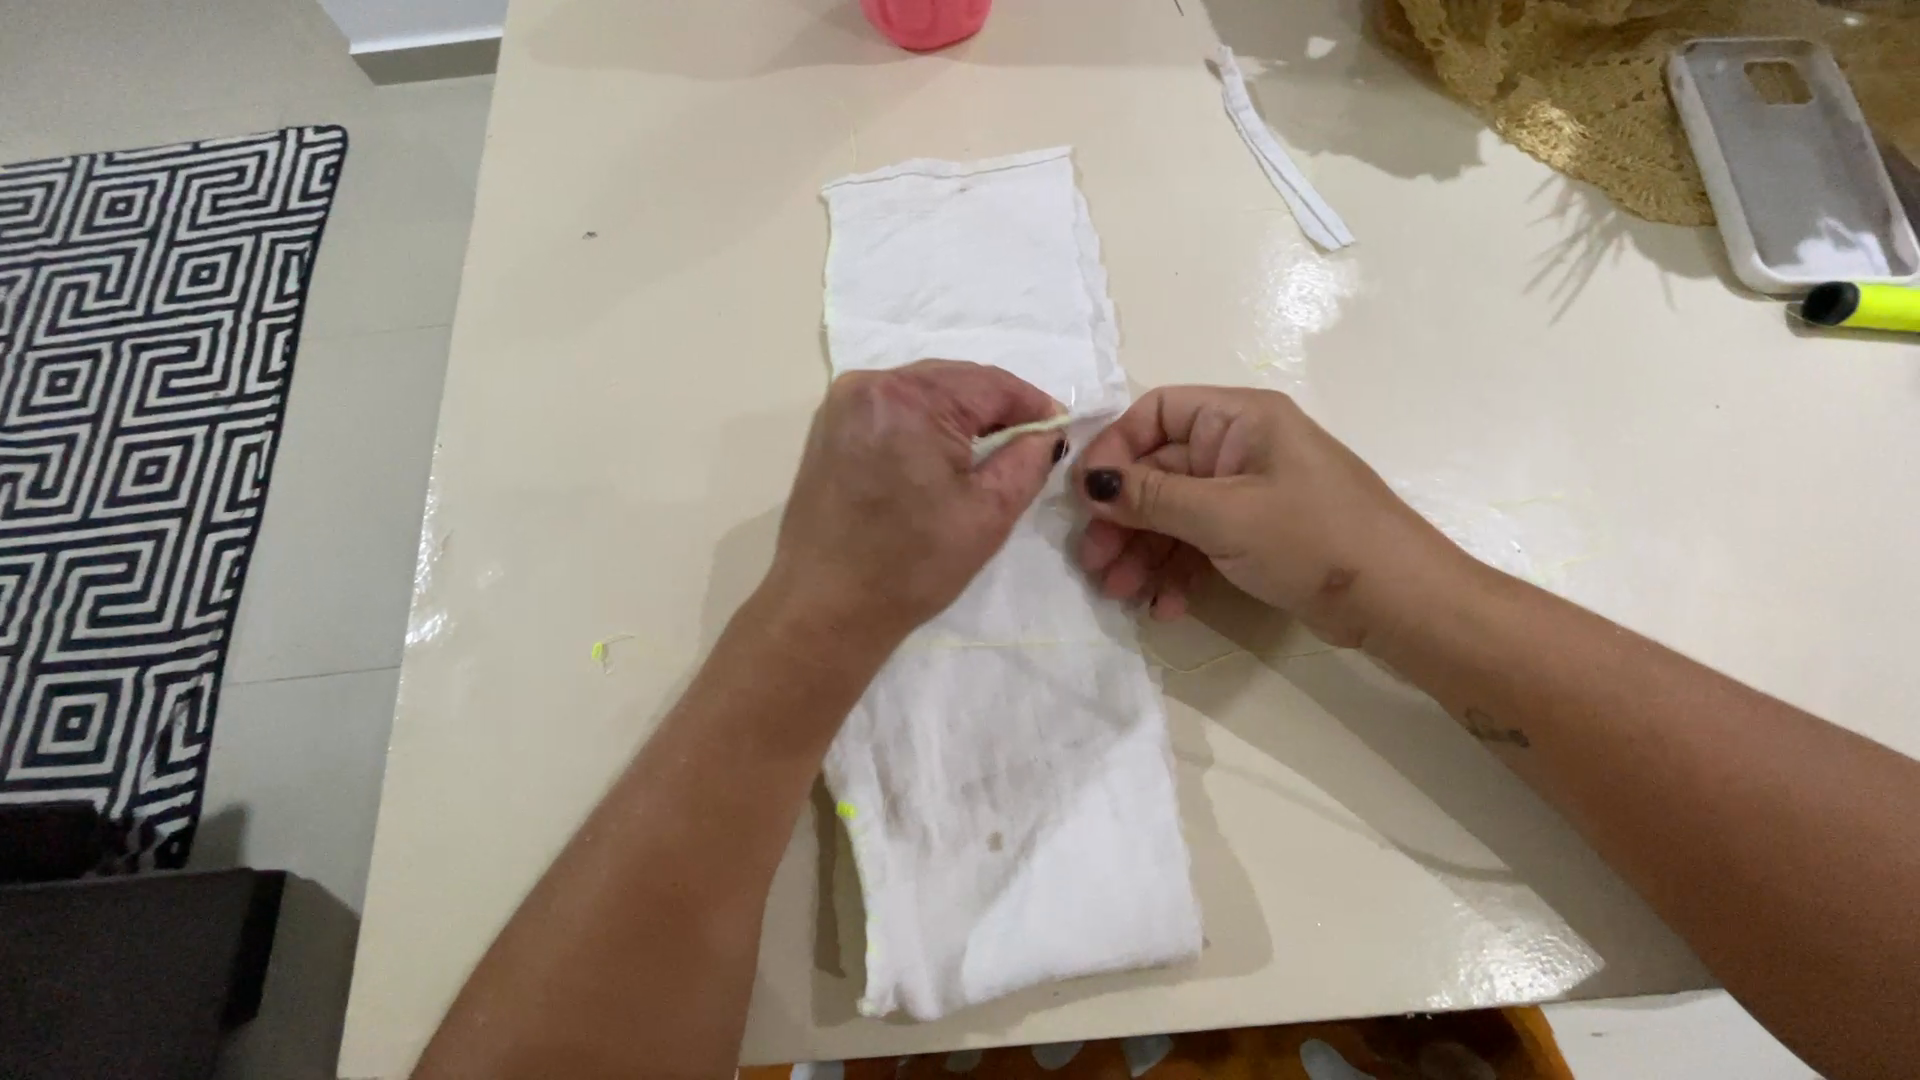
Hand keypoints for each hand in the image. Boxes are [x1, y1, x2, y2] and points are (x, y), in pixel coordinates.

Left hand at [770, 360, 1063, 648]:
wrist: (826, 607)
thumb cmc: (912, 566)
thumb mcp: (988, 513)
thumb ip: (1028, 459)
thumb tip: (1047, 431)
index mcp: (909, 399)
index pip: (990, 383)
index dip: (1032, 403)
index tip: (1060, 427)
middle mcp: (869, 385)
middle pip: (954, 380)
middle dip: (996, 407)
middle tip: (1029, 440)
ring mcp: (843, 403)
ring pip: (923, 391)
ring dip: (960, 414)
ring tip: (990, 450)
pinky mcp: (830, 426)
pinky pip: (894, 408)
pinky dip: (925, 423)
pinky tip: (942, 454)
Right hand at [1073, 386, 1465, 645]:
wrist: (1399, 602)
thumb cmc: (1313, 539)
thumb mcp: (1223, 515)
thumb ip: (1151, 497)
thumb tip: (1088, 484)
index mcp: (1239, 419)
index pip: (1156, 412)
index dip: (1115, 449)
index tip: (1086, 496)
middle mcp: (1239, 449)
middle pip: (1158, 472)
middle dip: (1123, 518)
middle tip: (1093, 560)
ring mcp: (1246, 494)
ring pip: (1173, 514)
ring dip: (1143, 553)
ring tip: (1120, 592)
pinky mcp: (1253, 535)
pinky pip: (1198, 543)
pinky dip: (1177, 571)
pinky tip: (1165, 607)